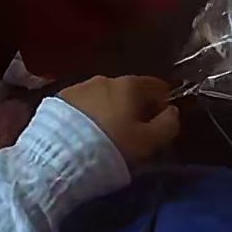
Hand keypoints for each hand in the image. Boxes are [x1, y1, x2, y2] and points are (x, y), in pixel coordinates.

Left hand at [58, 75, 180, 161]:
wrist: (59, 153)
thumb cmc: (111, 145)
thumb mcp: (148, 142)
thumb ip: (168, 124)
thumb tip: (172, 111)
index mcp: (129, 85)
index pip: (157, 86)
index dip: (163, 104)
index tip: (160, 124)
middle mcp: (104, 78)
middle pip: (129, 91)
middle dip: (135, 107)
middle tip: (133, 132)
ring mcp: (79, 86)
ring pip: (104, 96)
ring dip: (110, 110)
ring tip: (106, 133)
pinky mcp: (60, 98)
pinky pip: (83, 104)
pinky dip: (89, 114)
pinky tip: (85, 131)